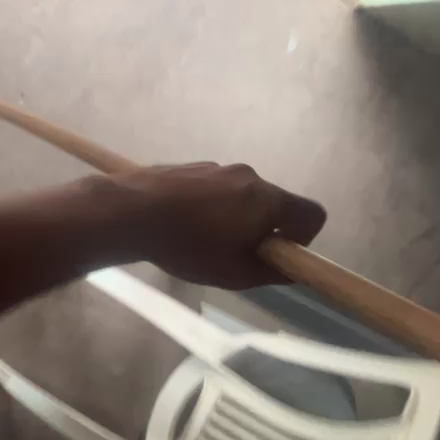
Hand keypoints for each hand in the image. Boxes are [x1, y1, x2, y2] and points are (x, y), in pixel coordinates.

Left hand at [84, 163, 326, 288]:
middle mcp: (245, 175)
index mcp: (266, 198)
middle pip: (272, 202)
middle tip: (236, 251)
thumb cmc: (187, 245)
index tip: (277, 254)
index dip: (303, 238)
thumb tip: (288, 267)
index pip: (312, 213)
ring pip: (238, 194)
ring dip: (232, 215)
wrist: (128, 210)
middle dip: (263, 227)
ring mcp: (213, 167)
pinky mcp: (186, 166)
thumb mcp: (236, 273)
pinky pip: (210, 187)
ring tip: (201, 238)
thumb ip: (272, 271)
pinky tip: (180, 222)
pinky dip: (206, 204)